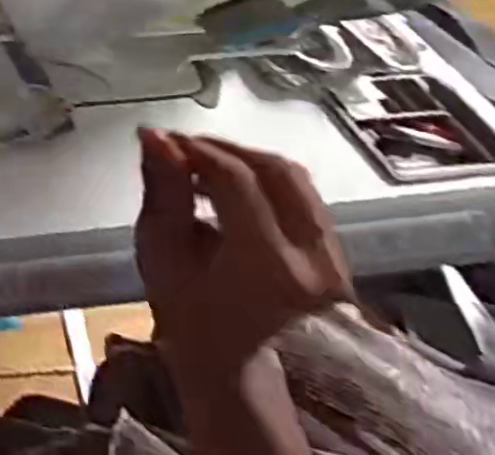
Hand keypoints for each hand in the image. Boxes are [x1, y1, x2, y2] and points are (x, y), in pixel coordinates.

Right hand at [135, 129, 353, 376]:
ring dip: (243, 159)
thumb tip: (155, 137)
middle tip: (181, 147)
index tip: (159, 138)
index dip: (195, 149)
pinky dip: (261, 177)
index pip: (236, 180)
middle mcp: (315, 262)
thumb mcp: (160, 248)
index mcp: (267, 265)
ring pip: (293, 178)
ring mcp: (336, 261)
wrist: (231, 358)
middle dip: (222, 148)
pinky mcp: (338, 255)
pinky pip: (302, 195)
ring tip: (201, 163)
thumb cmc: (186, 310)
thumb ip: (163, 188)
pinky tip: (227, 184)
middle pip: (274, 171)